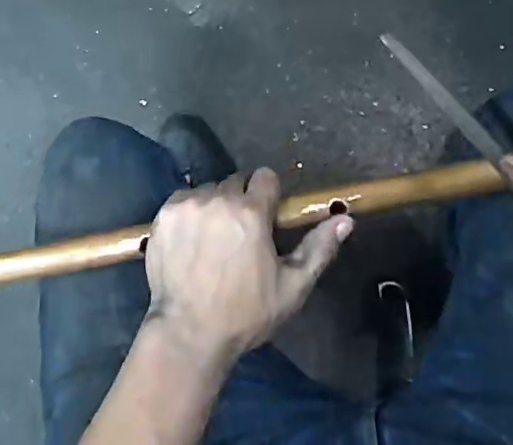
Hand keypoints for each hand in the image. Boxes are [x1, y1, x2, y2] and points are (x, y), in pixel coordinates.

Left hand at [142, 168, 353, 366]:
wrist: (188, 335)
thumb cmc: (245, 313)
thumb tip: (347, 219)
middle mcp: (220, 199)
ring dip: (215, 206)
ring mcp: (189, 205)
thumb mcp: (291, 287)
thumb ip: (319, 248)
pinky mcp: (165, 215)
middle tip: (239, 234)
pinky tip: (191, 240)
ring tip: (212, 240)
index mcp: (252, 211)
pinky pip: (184, 199)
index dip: (267, 196)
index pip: (265, 177)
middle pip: (236, 182)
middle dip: (241, 201)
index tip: (265, 218)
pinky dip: (189, 213)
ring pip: (210, 190)